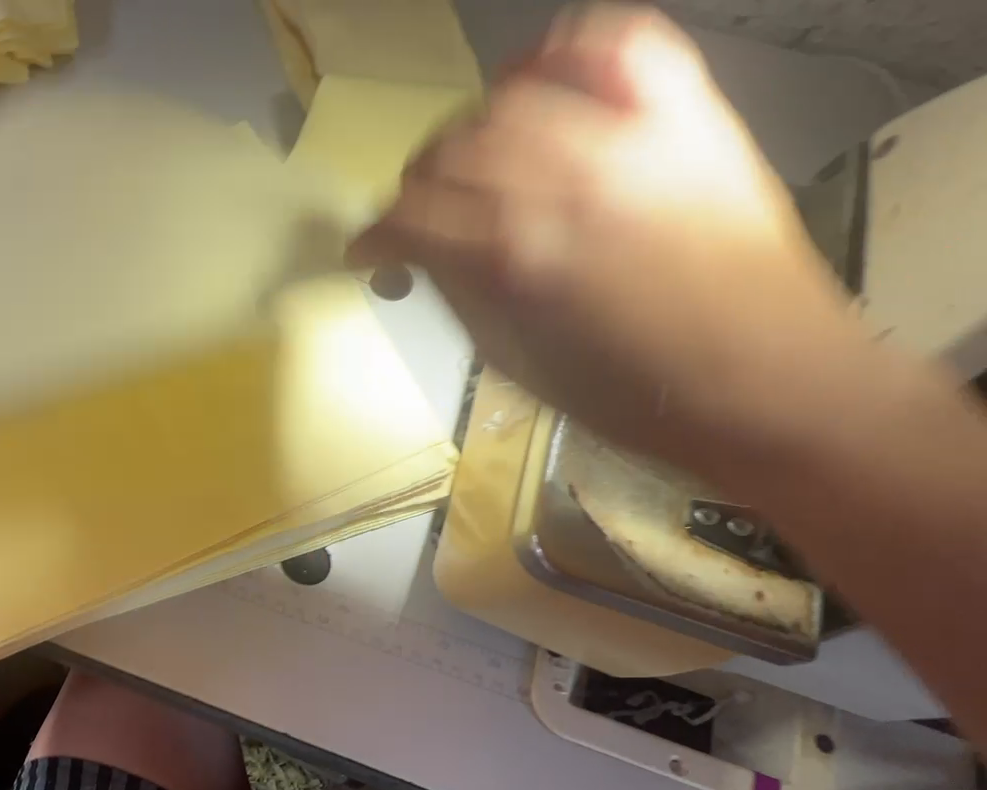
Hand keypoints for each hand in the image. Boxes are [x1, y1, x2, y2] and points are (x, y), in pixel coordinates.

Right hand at [348, 4, 863, 464]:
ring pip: (512, 101)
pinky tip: (534, 79)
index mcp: (515, 257)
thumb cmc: (632, 395)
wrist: (769, 385)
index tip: (367, 252)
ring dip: (470, 132)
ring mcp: (632, 141)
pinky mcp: (687, 121)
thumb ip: (458, 292)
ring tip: (468, 163)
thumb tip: (420, 255)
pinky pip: (619, 48)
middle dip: (414, 186)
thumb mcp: (512, 360)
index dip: (374, 236)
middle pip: (452, 151)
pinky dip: (564, 54)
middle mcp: (567, 183)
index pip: (410, 217)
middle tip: (413, 216)